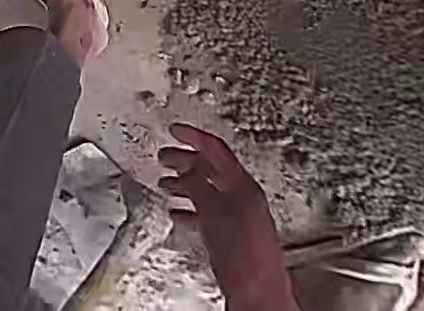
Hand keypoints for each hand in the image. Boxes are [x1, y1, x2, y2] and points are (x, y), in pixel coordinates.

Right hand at [159, 123, 296, 310]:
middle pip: (210, 167)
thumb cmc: (243, 257)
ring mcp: (240, 215)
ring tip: (166, 182)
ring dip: (185, 184)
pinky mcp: (234, 233)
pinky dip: (191, 207)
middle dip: (184, 160)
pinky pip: (209, 210)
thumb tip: (184, 165)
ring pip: (208, 189)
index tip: (174, 129)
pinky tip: (178, 212)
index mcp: (243, 185)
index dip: (192, 136)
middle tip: (164, 156)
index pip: (215, 148)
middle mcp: (243, 196)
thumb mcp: (212, 211)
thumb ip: (197, 183)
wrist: (259, 298)